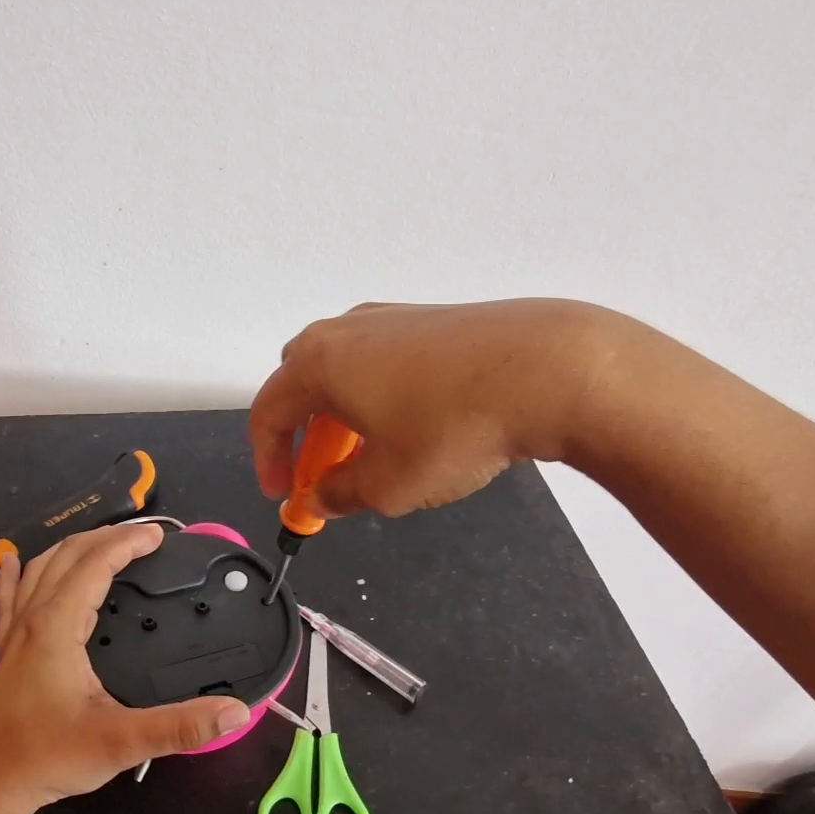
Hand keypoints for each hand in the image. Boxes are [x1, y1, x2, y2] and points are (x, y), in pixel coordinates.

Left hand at [0, 524, 253, 813]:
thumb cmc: (48, 756)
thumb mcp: (121, 742)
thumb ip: (180, 727)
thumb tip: (236, 713)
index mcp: (58, 627)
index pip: (95, 565)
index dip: (128, 543)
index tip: (160, 536)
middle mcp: (33, 619)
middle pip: (67, 556)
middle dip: (106, 537)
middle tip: (142, 536)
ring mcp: (14, 634)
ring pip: (40, 569)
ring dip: (73, 548)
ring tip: (103, 543)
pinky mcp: (6, 652)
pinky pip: (11, 598)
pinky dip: (21, 573)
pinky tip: (16, 562)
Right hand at [249, 298, 653, 516]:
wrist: (546, 369)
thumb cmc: (452, 429)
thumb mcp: (387, 485)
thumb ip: (341, 494)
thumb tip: (325, 496)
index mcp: (319, 364)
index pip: (267, 412)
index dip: (269, 460)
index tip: (283, 493)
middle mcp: (346, 330)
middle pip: (301, 383)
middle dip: (304, 433)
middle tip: (324, 472)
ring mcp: (393, 317)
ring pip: (346, 370)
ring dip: (343, 414)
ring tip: (373, 453)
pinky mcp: (434, 318)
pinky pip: (384, 360)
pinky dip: (379, 395)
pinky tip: (415, 424)